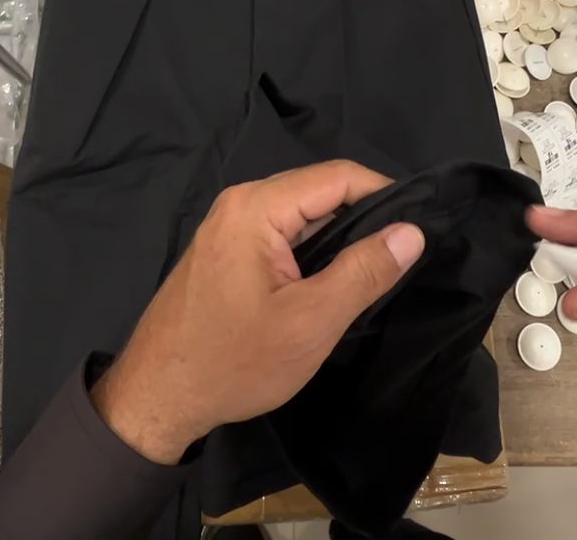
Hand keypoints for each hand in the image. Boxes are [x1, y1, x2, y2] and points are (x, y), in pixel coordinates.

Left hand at [91, 160, 425, 463]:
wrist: (156, 399)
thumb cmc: (234, 362)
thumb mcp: (311, 322)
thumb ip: (364, 272)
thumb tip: (412, 232)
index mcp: (257, 207)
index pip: (337, 176)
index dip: (384, 192)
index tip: (420, 222)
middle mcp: (241, 201)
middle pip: (318, 188)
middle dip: (364, 212)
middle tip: (403, 247)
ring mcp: (229, 224)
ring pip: (301, 211)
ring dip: (339, 231)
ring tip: (377, 261)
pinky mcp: (227, 247)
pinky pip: (282, 230)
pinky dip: (313, 245)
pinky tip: (333, 272)